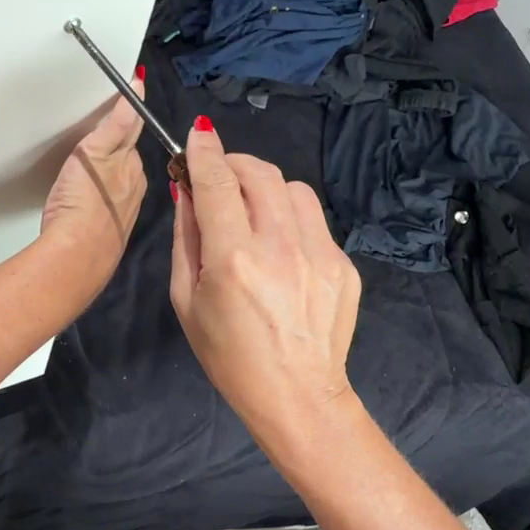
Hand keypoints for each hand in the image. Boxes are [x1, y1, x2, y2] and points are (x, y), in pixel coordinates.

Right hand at [40, 70, 149, 283]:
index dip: (123, 124)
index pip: (132, 137)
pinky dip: (100, 203)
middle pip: (127, 163)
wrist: (73, 259)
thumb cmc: (83, 201)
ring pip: (119, 188)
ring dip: (108, 180)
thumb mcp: (96, 152)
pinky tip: (85, 207)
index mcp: (135, 170)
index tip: (113, 113)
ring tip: (87, 176)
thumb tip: (140, 82)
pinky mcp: (108, 238)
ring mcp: (123, 217)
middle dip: (115, 154)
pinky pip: (108, 210)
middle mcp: (136, 192)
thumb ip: (117, 121)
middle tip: (93, 144)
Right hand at [169, 115, 360, 437]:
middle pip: (260, 173)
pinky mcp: (343, 264)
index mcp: (233, 259)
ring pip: (292, 188)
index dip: (205, 151)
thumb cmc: (228, 355)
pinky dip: (289, 219)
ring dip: (265, 187)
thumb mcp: (186, 301)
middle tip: (219, 174)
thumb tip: (187, 191)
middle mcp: (280, 246)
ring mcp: (319, 253)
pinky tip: (281, 250)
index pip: (218, 182)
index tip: (197, 133)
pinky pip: (313, 220)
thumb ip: (186, 238)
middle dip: (234, 162)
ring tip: (252, 211)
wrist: (297, 396)